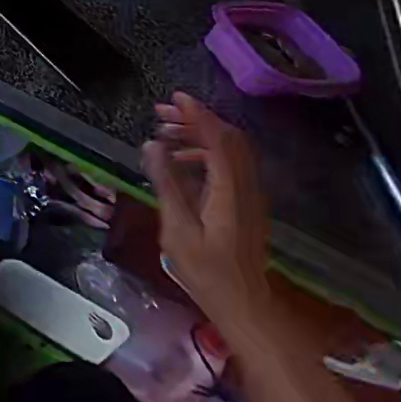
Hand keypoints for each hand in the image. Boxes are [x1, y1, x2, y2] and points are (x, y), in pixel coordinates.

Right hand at [143, 92, 271, 327]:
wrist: (243, 303)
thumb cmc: (205, 270)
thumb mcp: (177, 227)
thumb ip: (167, 183)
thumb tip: (152, 145)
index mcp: (230, 192)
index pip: (219, 142)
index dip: (199, 116)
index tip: (175, 98)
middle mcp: (246, 188)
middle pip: (230, 141)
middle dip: (198, 119)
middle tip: (162, 110)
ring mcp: (248, 196)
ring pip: (231, 151)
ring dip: (200, 134)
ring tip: (164, 130)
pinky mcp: (243, 203)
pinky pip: (228, 164)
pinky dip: (204, 150)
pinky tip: (179, 157)